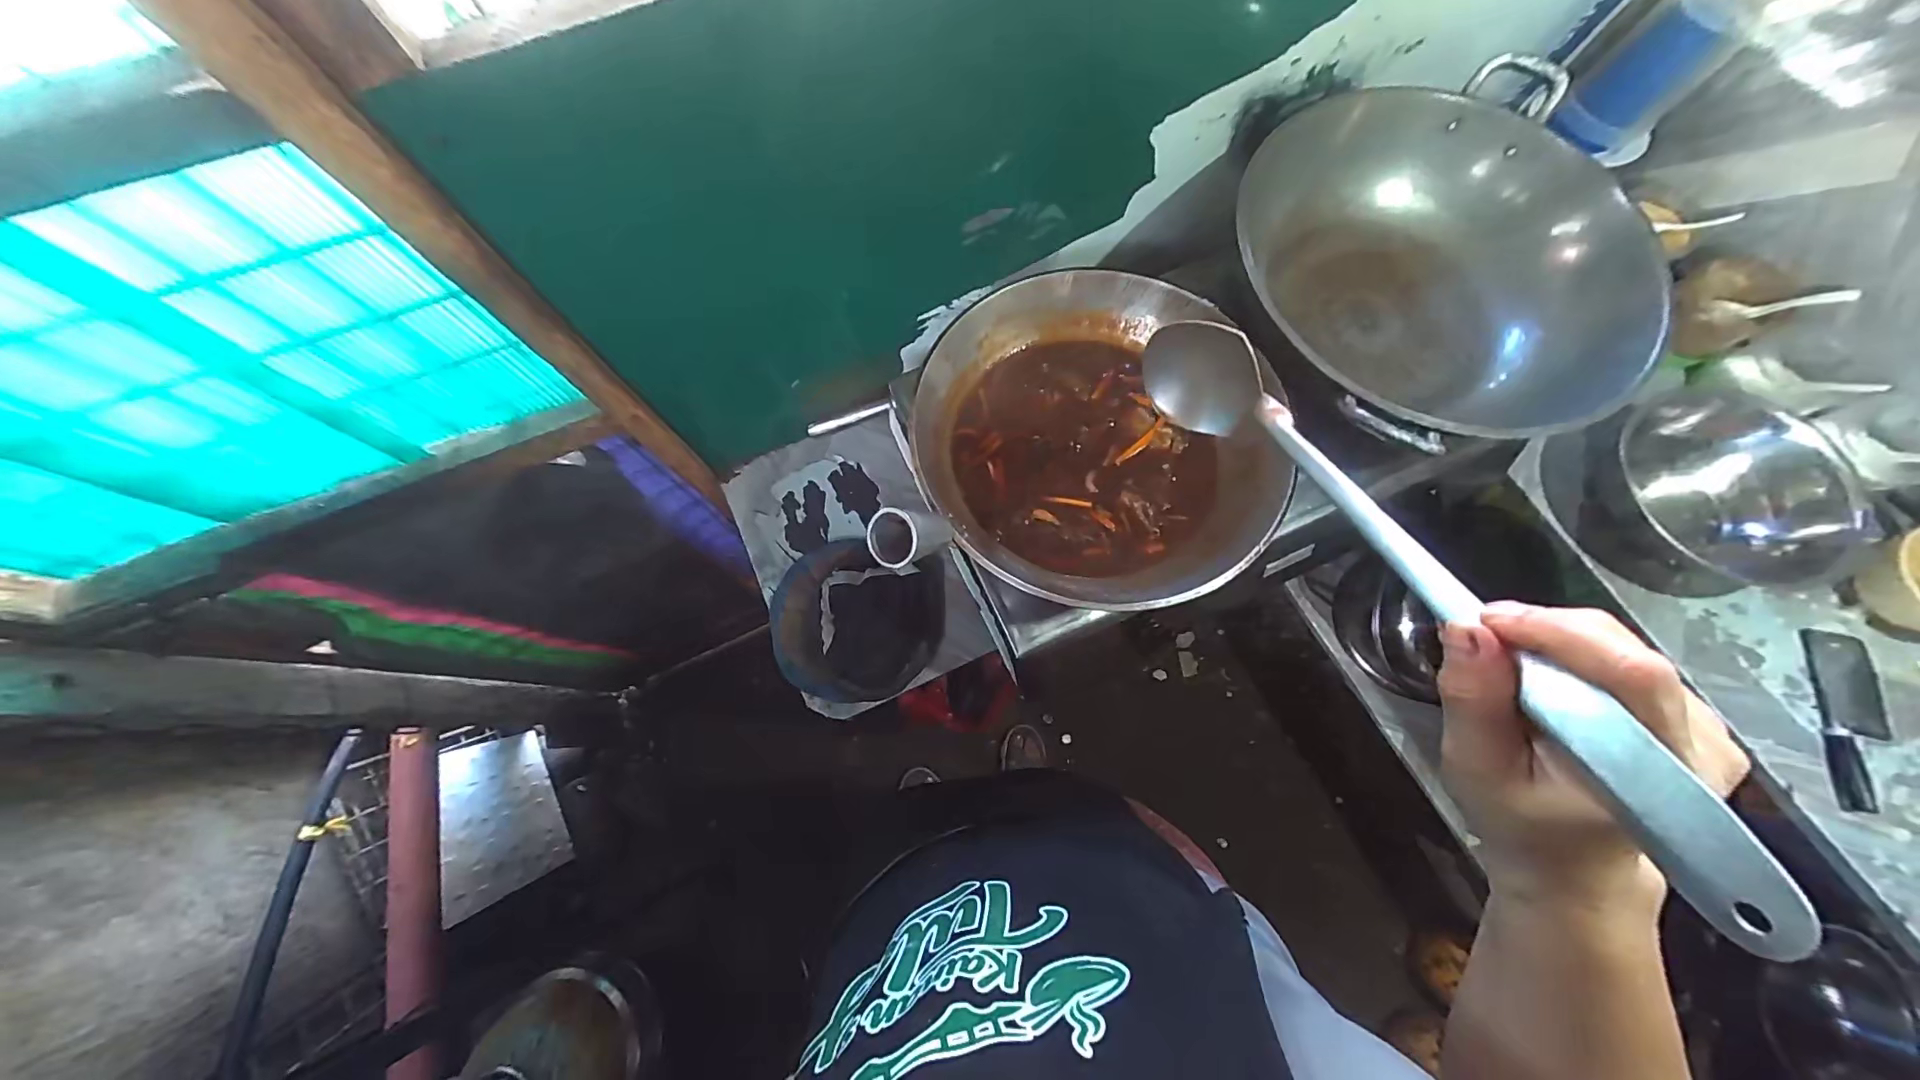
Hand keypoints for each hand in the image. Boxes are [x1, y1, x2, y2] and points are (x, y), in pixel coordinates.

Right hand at [1437, 602, 1748, 914]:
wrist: (1571, 866)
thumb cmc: (1522, 826)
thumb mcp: (1477, 768)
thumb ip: (1474, 700)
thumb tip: (1465, 629)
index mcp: (1658, 766)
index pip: (1630, 673)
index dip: (1554, 633)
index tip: (1483, 621)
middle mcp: (1701, 740)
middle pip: (1622, 650)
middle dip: (1541, 630)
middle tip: (1477, 634)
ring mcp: (1704, 728)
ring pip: (1620, 647)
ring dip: (1550, 640)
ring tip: (1500, 658)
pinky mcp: (1688, 716)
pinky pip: (1621, 658)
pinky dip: (1567, 652)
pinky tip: (1536, 675)